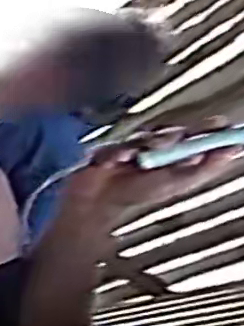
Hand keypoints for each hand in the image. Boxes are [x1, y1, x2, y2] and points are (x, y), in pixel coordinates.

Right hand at [68, 124, 243, 215]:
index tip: (219, 123)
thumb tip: (237, 147)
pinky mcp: (106, 150)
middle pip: (174, 131)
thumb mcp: (182, 182)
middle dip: (174, 134)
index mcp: (180, 156)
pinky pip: (117, 143)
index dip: (210, 128)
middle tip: (172, 140)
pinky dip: (119, 151)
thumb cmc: (139, 194)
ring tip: (141, 155)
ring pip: (146, 135)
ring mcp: (131, 149)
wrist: (96, 202)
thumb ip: (209, 166)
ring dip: (147, 142)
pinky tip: (119, 160)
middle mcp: (158, 150)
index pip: (200, 136)